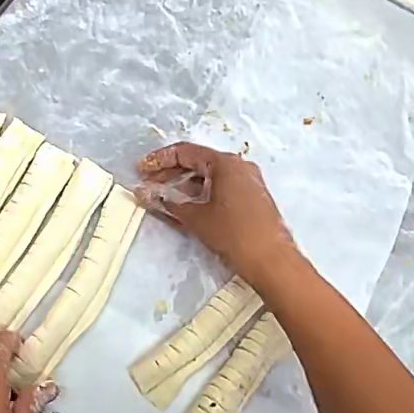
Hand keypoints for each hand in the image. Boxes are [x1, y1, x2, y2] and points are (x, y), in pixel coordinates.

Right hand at [138, 142, 299, 285]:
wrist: (271, 260)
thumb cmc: (233, 234)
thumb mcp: (195, 218)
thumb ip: (168, 203)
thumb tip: (146, 194)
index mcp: (225, 163)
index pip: (186, 151)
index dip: (160, 159)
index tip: (141, 169)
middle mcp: (239, 165)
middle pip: (198, 161)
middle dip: (171, 171)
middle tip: (148, 183)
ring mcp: (248, 180)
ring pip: (210, 175)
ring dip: (186, 183)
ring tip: (164, 196)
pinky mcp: (252, 196)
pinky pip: (222, 186)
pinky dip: (202, 192)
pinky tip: (188, 205)